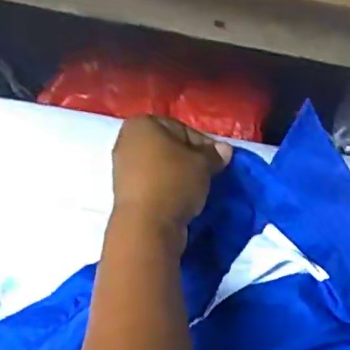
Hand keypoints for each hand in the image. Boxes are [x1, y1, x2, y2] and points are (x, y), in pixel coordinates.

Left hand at [110, 116, 232, 232]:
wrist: (147, 225)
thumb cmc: (174, 183)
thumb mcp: (202, 165)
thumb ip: (214, 155)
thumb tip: (225, 149)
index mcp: (143, 124)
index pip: (182, 130)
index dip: (203, 146)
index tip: (217, 163)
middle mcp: (128, 141)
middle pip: (169, 149)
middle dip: (189, 162)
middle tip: (207, 178)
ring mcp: (123, 168)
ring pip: (161, 169)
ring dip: (179, 179)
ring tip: (196, 193)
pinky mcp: (126, 193)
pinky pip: (153, 187)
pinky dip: (167, 192)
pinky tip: (180, 203)